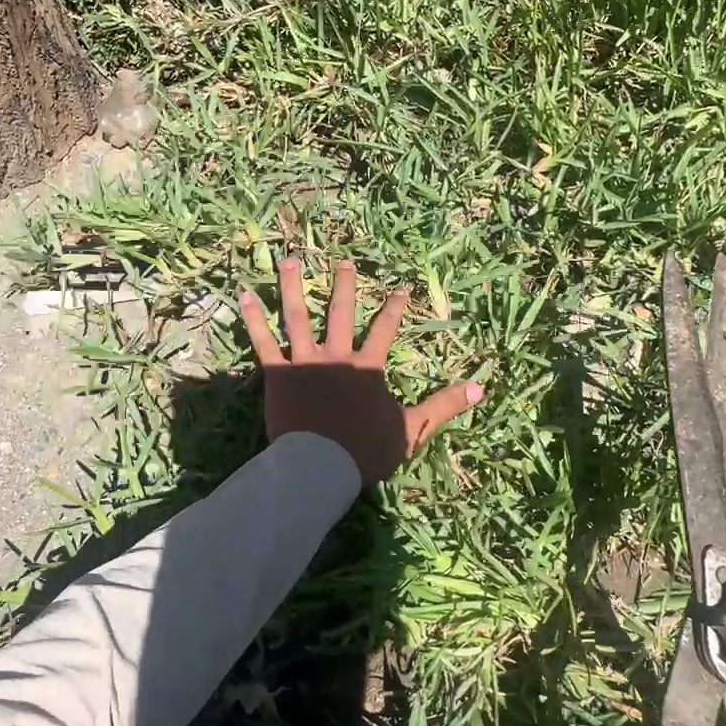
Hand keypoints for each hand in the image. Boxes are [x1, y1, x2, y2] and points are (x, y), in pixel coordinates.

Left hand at [239, 257, 482, 485]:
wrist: (320, 466)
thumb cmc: (365, 450)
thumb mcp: (412, 429)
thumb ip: (444, 406)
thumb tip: (481, 388)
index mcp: (368, 367)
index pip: (386, 329)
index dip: (395, 307)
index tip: (402, 286)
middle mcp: (337, 355)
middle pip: (341, 313)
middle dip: (344, 286)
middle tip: (343, 261)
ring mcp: (305, 361)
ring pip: (298, 316)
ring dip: (293, 286)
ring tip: (288, 259)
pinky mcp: (278, 374)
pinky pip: (263, 342)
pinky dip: (253, 319)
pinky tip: (244, 296)